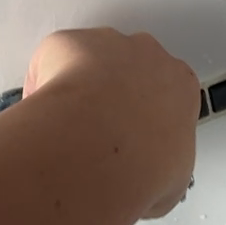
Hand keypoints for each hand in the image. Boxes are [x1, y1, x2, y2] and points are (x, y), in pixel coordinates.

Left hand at [25, 28, 197, 217]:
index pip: (166, 94)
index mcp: (180, 84)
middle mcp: (148, 55)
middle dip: (114, 94)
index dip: (146, 117)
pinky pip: (52, 61)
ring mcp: (107, 44)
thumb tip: (143, 183)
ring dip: (80, 86)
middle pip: (130, 68)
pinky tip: (45, 115)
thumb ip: (162, 168)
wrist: (102, 145)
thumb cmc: (142, 160)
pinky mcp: (68, 42)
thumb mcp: (173, 182)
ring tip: (67, 128)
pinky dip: (45, 84)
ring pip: (90, 60)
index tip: (132, 140)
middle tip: (97, 133)